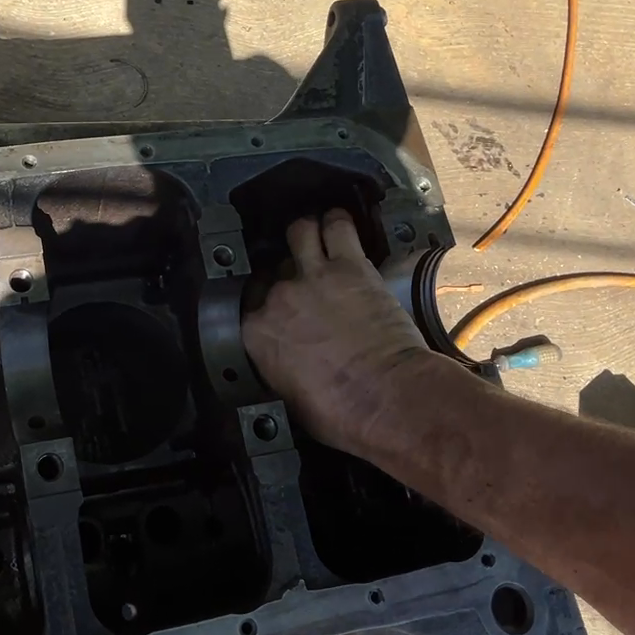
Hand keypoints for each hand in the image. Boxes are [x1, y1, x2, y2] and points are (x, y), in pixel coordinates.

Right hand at [242, 211, 428, 455]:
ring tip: (315, 234)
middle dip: (287, 272)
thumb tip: (285, 362)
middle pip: (275, 269)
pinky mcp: (350, 266)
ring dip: (307, 232)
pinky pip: (338, 229)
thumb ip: (277, 365)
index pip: (249, 304)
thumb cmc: (339, 411)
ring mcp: (312, 276)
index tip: (276, 306)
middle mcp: (277, 297)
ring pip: (299, 232)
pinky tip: (339, 223)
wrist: (385, 399)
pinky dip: (338, 223)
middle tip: (303, 279)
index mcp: (255, 332)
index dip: (264, 301)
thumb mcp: (288, 396)